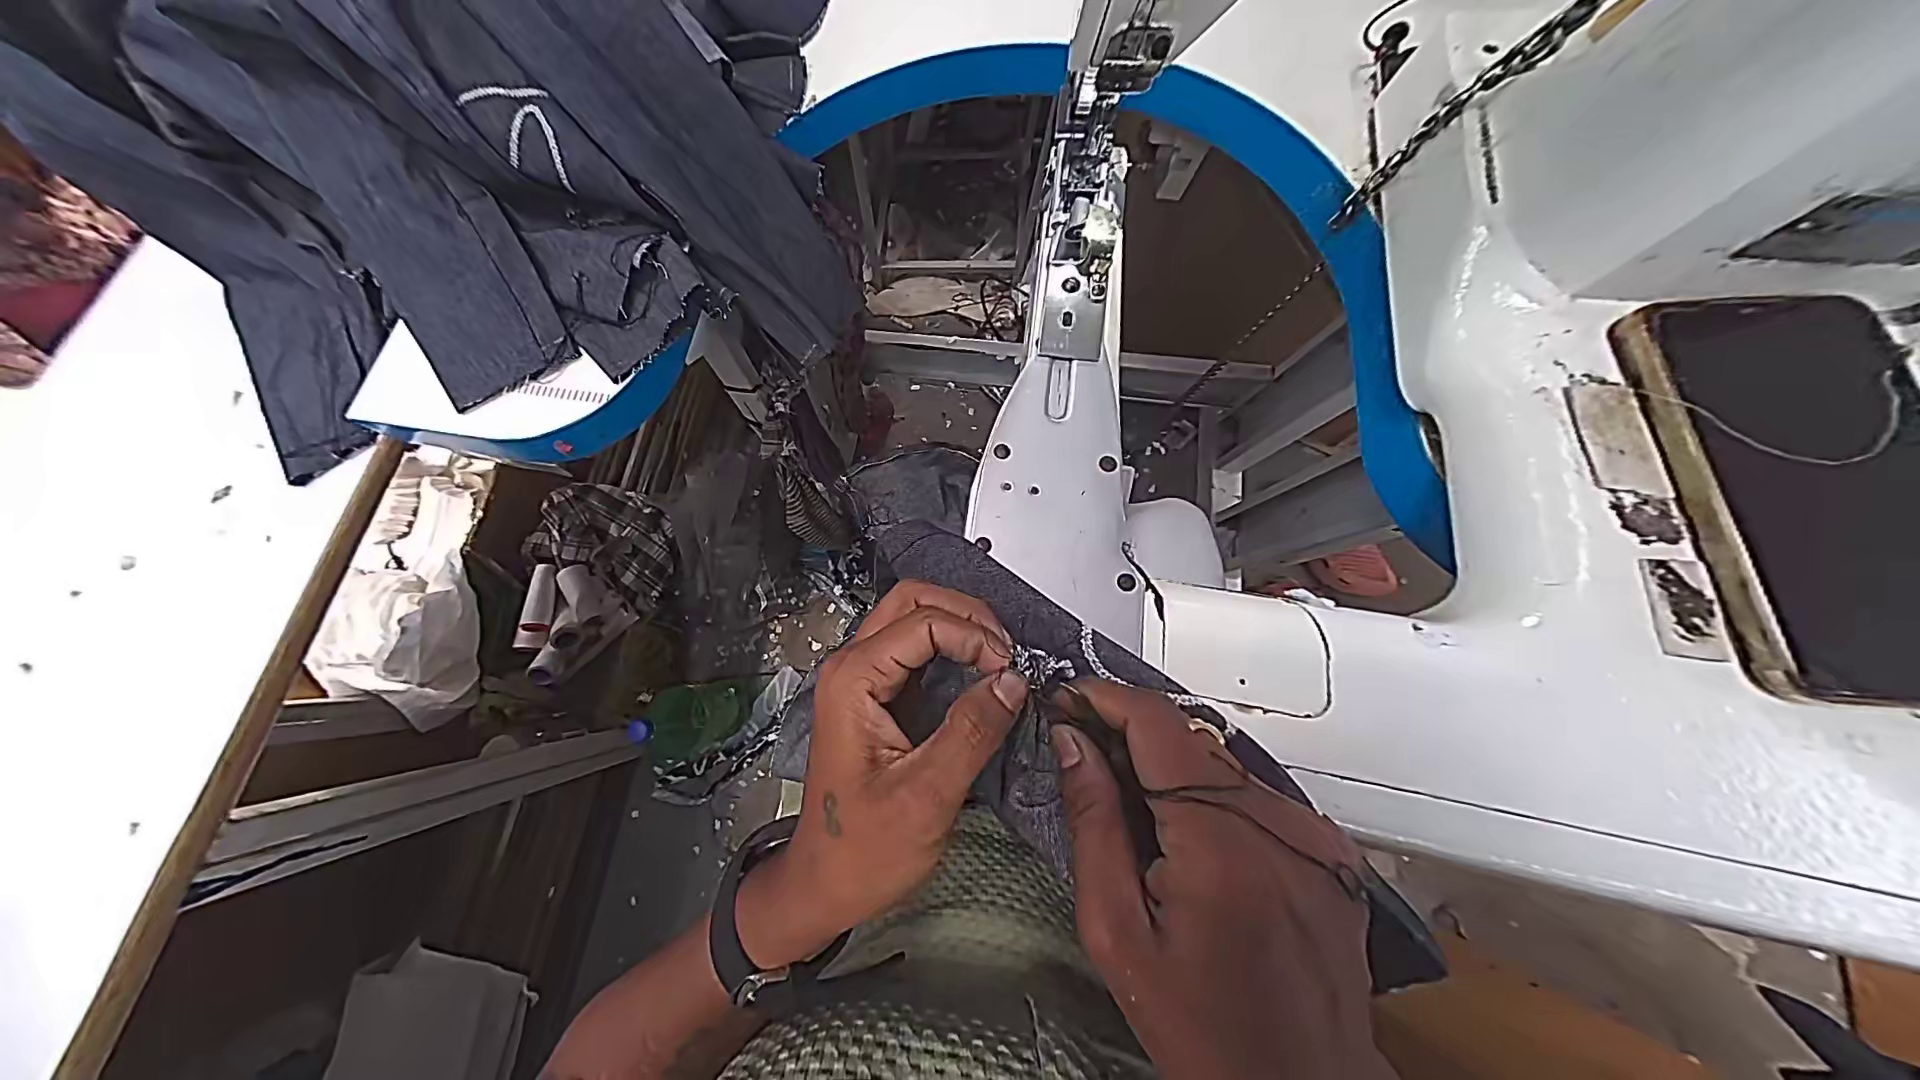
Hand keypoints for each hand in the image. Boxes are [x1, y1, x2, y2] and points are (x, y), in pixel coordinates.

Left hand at [736, 581, 1028, 968]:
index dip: (974, 637)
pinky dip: (955, 649)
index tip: (1008, 670)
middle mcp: (853, 670)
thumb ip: (972, 732)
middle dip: (967, 614)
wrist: (825, 883)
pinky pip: (920, 650)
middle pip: (913, 601)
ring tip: (1000, 659)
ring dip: (962, 627)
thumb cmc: (859, 851)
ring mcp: (865, 680)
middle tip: (1006, 650)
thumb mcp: (925, 796)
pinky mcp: (881, 696)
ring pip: (915, 618)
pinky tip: (982, 673)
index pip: (923, 622)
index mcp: (852, 682)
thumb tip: (1012, 682)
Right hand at [1052, 680, 1394, 1079]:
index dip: (1105, 697)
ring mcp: (1311, 833)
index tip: (1070, 697)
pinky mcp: (1325, 844)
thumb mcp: (1116, 931)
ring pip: (1216, 758)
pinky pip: (1248, 789)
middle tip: (1083, 747)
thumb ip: (1093, 823)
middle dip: (1126, 730)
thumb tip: (1073, 744)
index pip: (1157, 724)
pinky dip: (1205, 791)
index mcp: (1221, 846)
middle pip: (1186, 734)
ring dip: (1164, 762)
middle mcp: (1279, 827)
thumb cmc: (1206, 1030)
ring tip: (1129, 803)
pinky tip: (1182, 833)